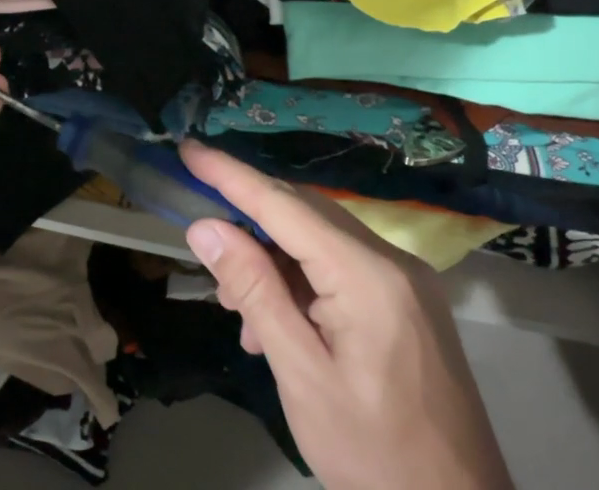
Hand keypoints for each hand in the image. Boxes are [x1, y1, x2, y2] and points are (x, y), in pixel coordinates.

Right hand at [179, 140, 513, 489]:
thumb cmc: (372, 451)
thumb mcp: (300, 373)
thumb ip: (255, 291)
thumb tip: (206, 227)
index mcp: (367, 276)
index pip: (284, 205)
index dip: (231, 175)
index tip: (189, 148)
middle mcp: (393, 262)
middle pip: (304, 213)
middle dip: (248, 224)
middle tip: (206, 256)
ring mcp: (407, 282)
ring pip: (320, 240)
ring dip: (272, 260)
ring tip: (238, 308)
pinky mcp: (409, 304)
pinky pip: (342, 267)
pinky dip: (300, 280)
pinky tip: (276, 322)